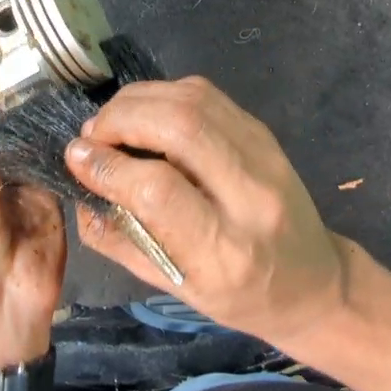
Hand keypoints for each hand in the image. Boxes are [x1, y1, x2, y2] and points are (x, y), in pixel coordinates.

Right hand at [65, 77, 348, 350]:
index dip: (109, 166)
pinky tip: (144, 113)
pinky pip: (206, 94)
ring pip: (193, 99)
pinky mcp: (263, 131)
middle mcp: (252, 196)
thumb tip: (77, 192)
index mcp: (227, 251)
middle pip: (180, 127)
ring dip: (138, 100)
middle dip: (121, 119)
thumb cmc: (239, 296)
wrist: (315, 282)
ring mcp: (264, 155)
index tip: (76, 158)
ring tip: (111, 120)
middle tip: (91, 134)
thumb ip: (120, 241)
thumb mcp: (175, 288)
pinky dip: (163, 94)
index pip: (160, 191)